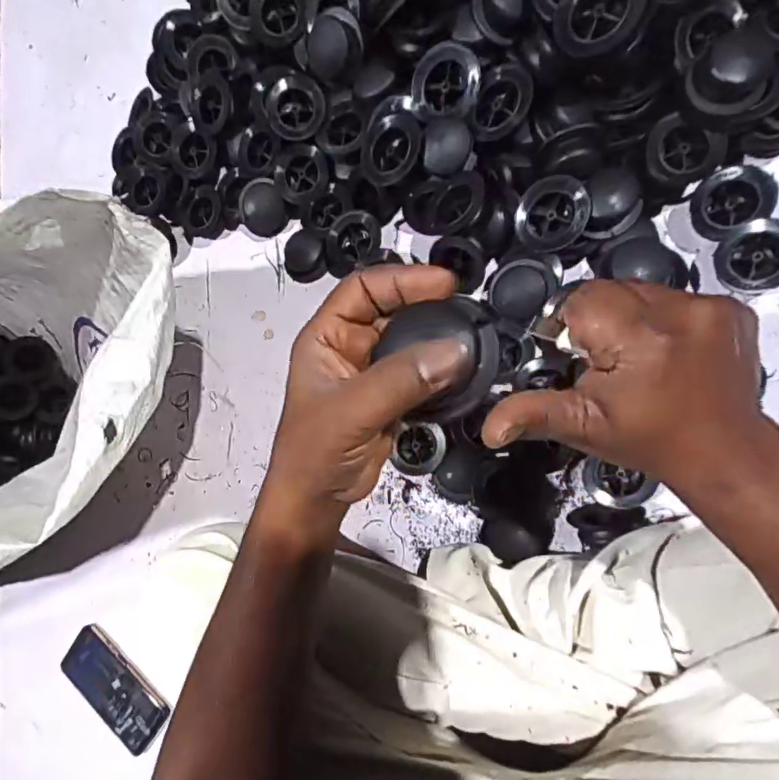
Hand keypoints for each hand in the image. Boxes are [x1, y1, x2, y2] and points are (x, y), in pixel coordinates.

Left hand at [258, 264, 465, 544]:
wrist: (316, 500)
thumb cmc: (310, 455)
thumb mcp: (352, 410)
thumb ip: (400, 379)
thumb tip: (450, 353)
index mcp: (326, 338)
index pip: (363, 288)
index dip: (401, 279)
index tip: (440, 283)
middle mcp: (350, 351)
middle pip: (393, 312)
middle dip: (428, 309)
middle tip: (463, 311)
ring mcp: (373, 376)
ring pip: (412, 344)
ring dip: (438, 342)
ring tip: (467, 341)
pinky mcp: (392, 401)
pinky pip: (422, 376)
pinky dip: (442, 374)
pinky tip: (460, 375)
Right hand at [482, 280, 767, 488]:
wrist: (721, 452)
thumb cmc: (656, 442)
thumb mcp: (584, 428)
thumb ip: (533, 414)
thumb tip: (492, 424)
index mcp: (639, 340)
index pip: (581, 298)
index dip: (569, 327)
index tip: (576, 354)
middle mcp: (679, 315)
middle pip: (613, 290)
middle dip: (601, 324)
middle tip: (609, 366)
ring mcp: (709, 309)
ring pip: (645, 291)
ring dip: (634, 320)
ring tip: (640, 364)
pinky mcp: (729, 310)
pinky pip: (679, 298)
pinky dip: (666, 322)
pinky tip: (667, 355)